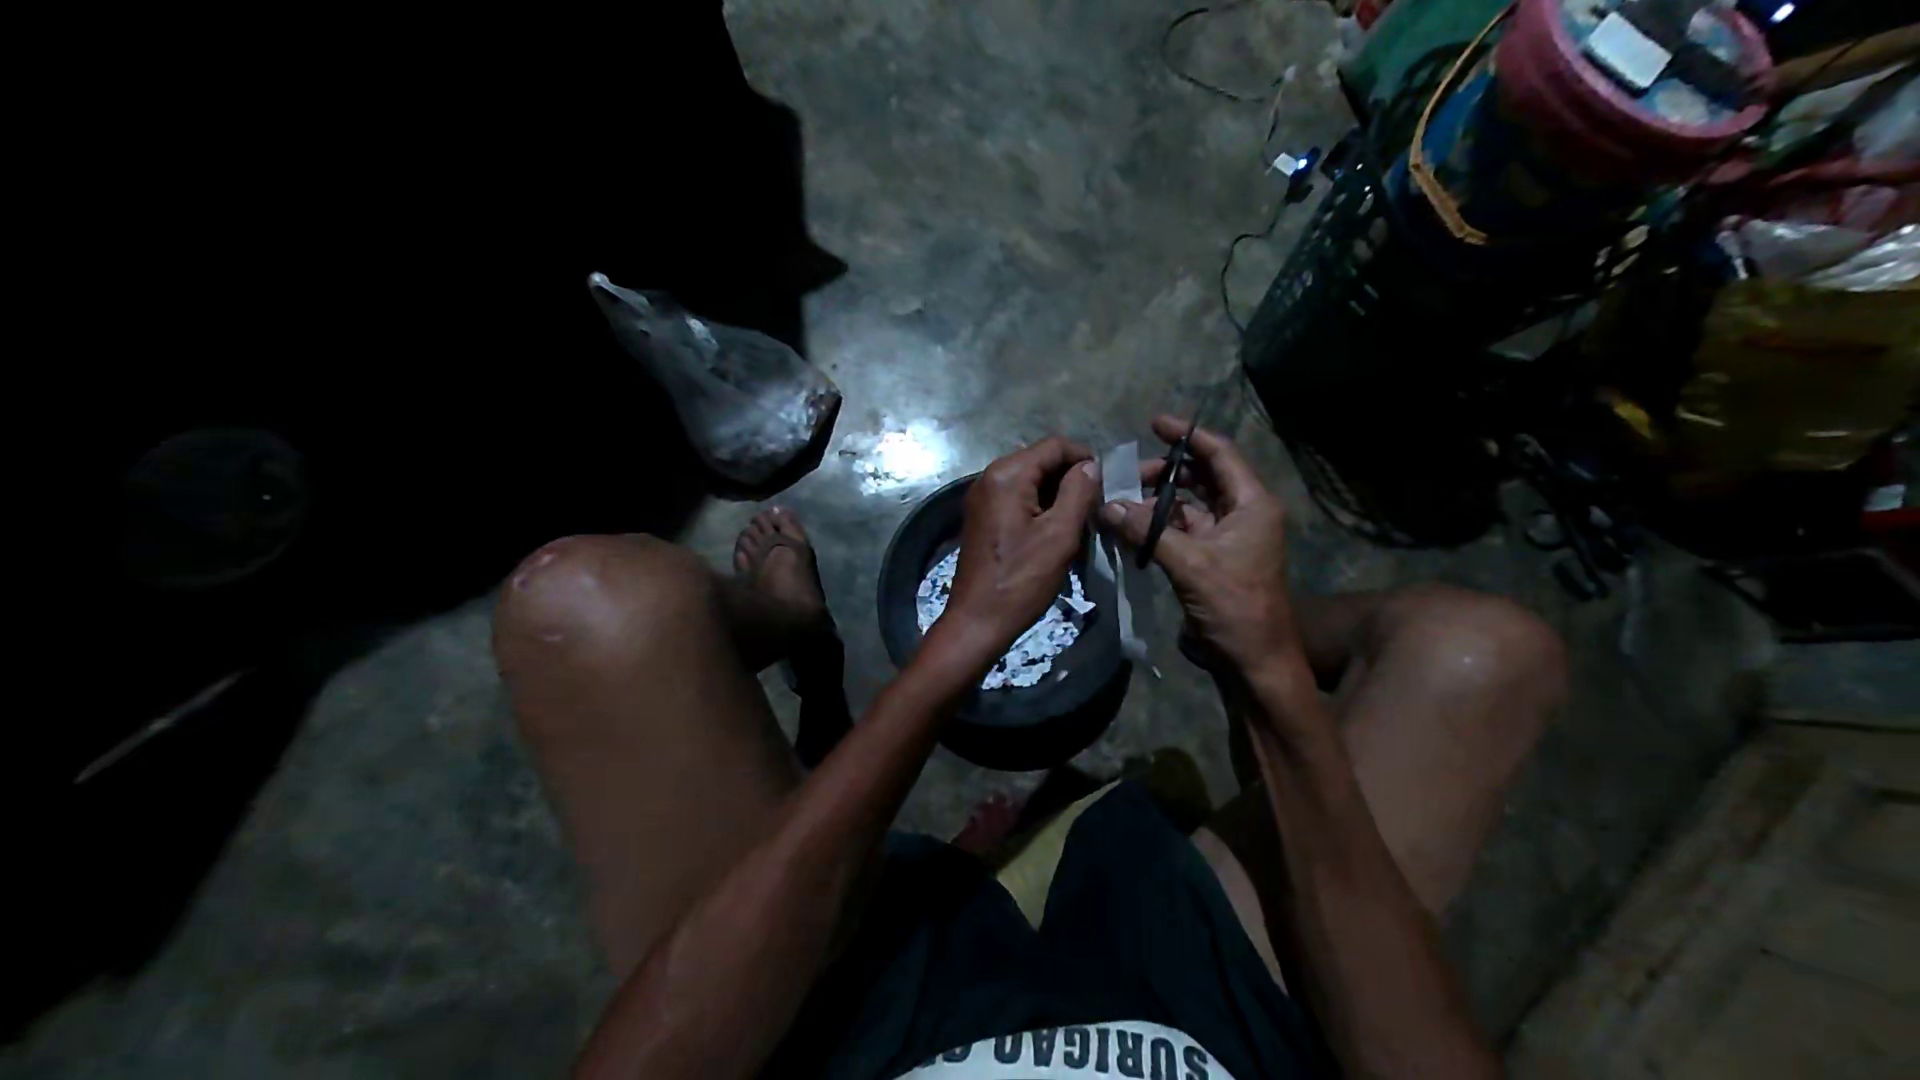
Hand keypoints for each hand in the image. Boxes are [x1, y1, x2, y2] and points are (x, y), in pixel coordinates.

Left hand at [925, 436, 1101, 675]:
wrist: (977, 620)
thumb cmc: (1021, 579)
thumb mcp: (1059, 535)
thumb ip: (1078, 492)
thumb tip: (1091, 466)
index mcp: (1007, 474)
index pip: (1055, 446)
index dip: (1086, 458)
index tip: (1109, 483)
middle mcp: (989, 477)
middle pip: (1041, 460)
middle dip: (1072, 478)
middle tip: (1098, 505)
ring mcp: (982, 498)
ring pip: (1031, 481)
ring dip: (1058, 495)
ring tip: (1082, 520)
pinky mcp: (983, 517)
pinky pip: (1017, 499)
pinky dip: (1040, 507)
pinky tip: (1058, 531)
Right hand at [1100, 415, 1294, 674]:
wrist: (1253, 659)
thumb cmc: (1235, 606)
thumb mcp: (1190, 564)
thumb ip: (1148, 531)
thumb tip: (1107, 507)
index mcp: (1251, 505)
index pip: (1220, 455)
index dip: (1188, 436)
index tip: (1155, 423)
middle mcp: (1242, 513)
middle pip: (1202, 478)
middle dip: (1165, 472)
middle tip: (1128, 476)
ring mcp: (1227, 537)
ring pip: (1189, 505)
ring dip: (1157, 501)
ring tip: (1122, 502)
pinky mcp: (1212, 558)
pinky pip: (1181, 530)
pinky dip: (1158, 526)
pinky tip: (1130, 527)